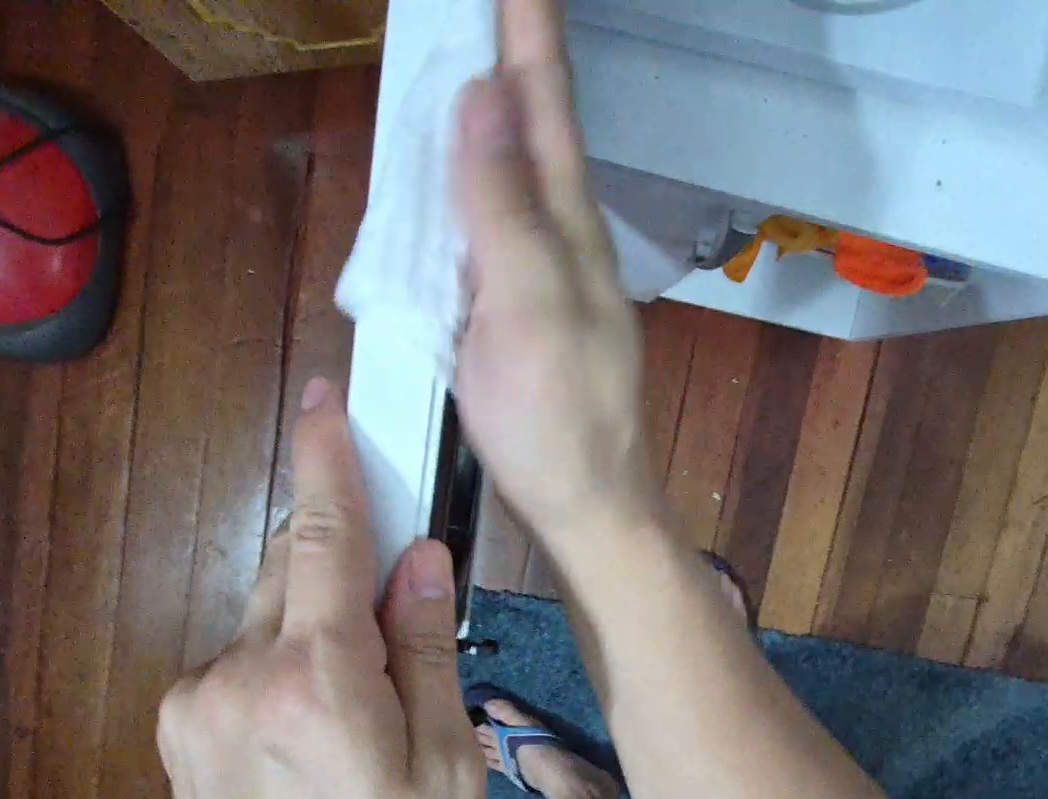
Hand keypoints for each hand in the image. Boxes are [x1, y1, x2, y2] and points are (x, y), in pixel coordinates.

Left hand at [157, 379, 485, 798]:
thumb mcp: (448, 762)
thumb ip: (424, 646)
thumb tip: (420, 556)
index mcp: (316, 683)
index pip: (322, 542)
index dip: (328, 463)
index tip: (325, 401)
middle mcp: (238, 678)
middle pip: (293, 572)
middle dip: (343, 564)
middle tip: (392, 598)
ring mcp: (196, 704)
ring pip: (267, 616)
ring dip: (318, 621)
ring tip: (364, 698)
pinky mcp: (179, 730)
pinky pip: (244, 656)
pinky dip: (288, 656)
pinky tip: (320, 723)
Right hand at [452, 0, 657, 542]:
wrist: (582, 500)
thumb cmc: (556, 418)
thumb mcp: (529, 309)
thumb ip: (505, 208)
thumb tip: (484, 98)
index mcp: (568, 227)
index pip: (548, 106)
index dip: (528, 30)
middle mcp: (563, 239)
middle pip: (538, 128)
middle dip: (515, 53)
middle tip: (487, 3)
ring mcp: (544, 275)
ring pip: (520, 173)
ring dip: (499, 108)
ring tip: (473, 54)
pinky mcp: (521, 310)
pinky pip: (497, 224)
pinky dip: (478, 180)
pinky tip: (464, 170)